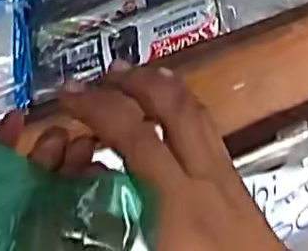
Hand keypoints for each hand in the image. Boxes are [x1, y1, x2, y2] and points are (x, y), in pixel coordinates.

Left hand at [0, 112, 103, 250]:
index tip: (17, 115)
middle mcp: (2, 231)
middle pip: (27, 181)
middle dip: (48, 147)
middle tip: (64, 129)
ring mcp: (34, 236)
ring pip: (56, 195)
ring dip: (74, 165)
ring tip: (88, 145)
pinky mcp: (65, 241)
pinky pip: (81, 216)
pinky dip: (93, 194)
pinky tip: (103, 176)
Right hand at [60, 67, 284, 250]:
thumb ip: (113, 233)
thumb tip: (84, 199)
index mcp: (177, 212)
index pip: (136, 139)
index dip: (100, 110)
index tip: (67, 98)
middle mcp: (206, 182)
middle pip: (173, 110)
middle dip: (135, 84)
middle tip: (102, 74)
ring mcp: (228, 180)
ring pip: (198, 114)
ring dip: (164, 90)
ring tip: (137, 77)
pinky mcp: (239, 187)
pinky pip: (210, 133)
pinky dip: (186, 112)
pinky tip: (173, 117)